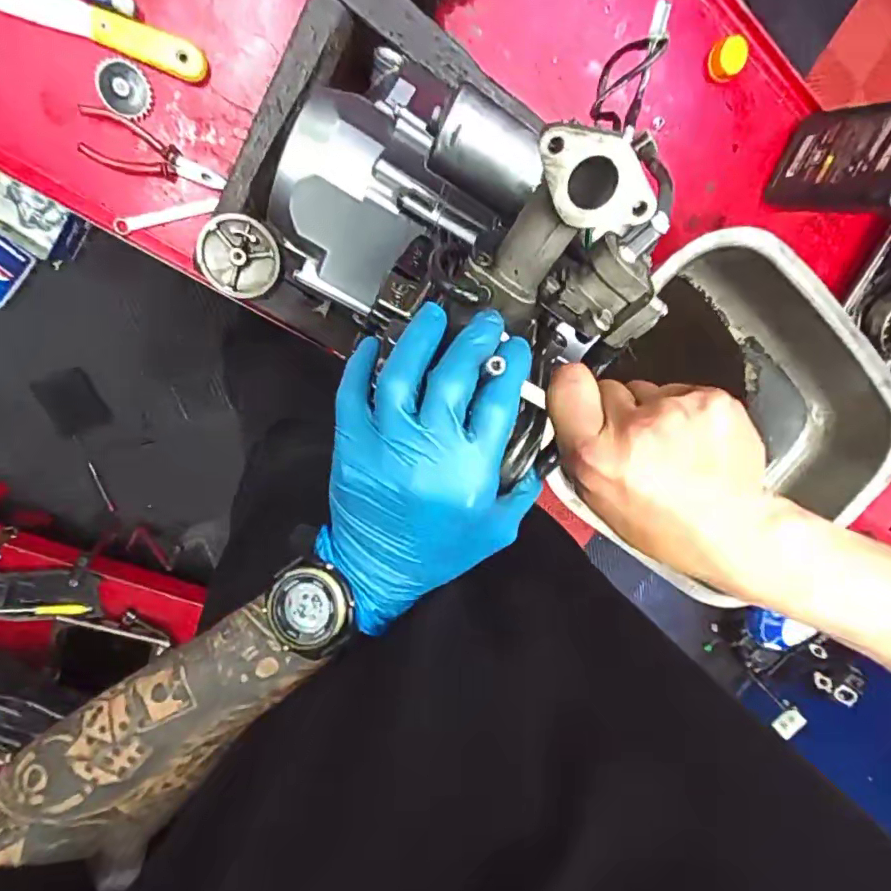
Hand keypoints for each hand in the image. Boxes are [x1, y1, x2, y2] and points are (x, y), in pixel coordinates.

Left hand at [318, 303, 541, 633]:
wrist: (378, 572)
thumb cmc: (436, 553)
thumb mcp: (496, 530)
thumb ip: (521, 491)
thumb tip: (536, 457)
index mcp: (471, 467)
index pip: (498, 399)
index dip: (510, 366)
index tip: (515, 350)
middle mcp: (431, 447)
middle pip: (455, 375)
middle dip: (474, 341)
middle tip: (484, 325)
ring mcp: (388, 441)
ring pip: (404, 373)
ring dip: (421, 338)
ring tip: (434, 317)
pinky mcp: (354, 444)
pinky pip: (353, 393)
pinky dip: (361, 365)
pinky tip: (373, 346)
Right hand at [546, 364, 785, 598]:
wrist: (731, 531)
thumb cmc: (668, 528)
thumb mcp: (600, 503)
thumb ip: (581, 453)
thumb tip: (571, 416)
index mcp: (598, 455)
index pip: (568, 384)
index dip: (573, 387)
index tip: (581, 396)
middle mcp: (635, 427)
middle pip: (611, 386)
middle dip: (620, 411)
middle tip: (638, 447)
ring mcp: (677, 410)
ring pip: (652, 391)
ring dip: (658, 413)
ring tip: (673, 451)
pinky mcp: (712, 400)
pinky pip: (687, 393)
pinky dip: (690, 413)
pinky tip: (696, 444)